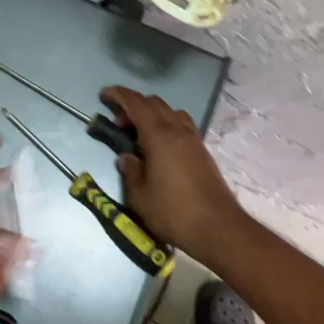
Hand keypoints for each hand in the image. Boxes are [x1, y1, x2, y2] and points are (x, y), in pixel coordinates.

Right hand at [98, 86, 242, 259]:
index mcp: (159, 136)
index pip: (136, 104)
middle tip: (118, 123)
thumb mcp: (140, 197)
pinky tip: (160, 148)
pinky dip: (167, 125)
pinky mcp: (202, 151)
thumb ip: (130, 172)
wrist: (219, 228)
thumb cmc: (174, 213)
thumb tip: (126, 157)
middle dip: (134, 105)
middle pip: (154, 103)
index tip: (104, 94)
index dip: (119, 95)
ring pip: (171, 112)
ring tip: (140, 135)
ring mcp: (194, 139)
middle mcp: (178, 130)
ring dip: (152, 114)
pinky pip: (182, 125)